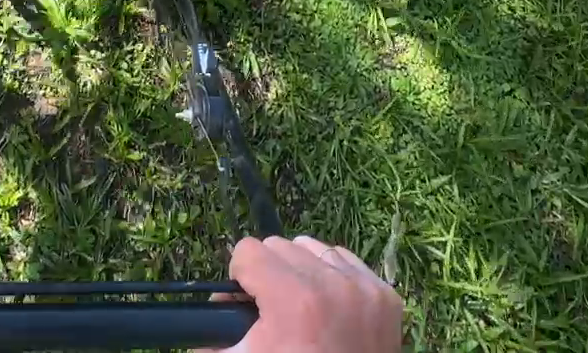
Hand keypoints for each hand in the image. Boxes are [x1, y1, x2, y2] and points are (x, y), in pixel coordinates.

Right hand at [221, 236, 403, 352]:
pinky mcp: (386, 296)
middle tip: (274, 314)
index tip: (247, 305)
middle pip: (279, 246)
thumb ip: (210, 341)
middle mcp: (332, 283)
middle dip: (270, 275)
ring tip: (303, 311)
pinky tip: (330, 311)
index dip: (241, 279)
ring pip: (311, 248)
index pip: (248, 251)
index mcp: (295, 299)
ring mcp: (363, 288)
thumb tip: (200, 316)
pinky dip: (332, 278)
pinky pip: (344, 261)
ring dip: (301, 272)